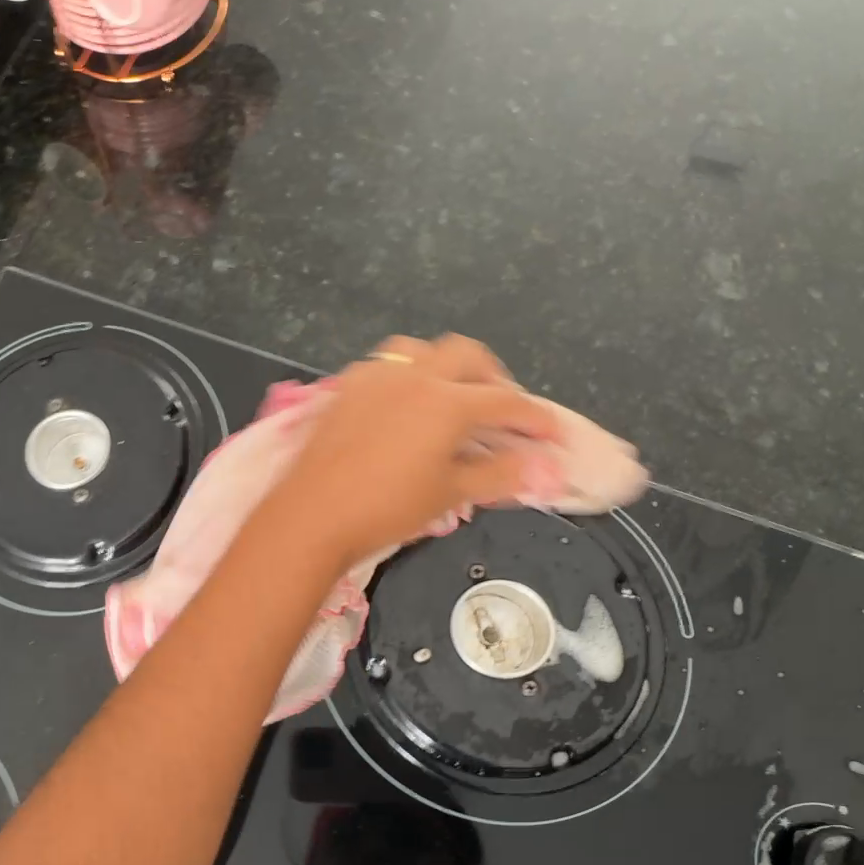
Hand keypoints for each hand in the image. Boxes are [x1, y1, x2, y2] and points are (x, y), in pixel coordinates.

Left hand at [257, 334, 561, 572]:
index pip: (507, 402)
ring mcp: (374, 376)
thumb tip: (540, 467)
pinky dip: (406, 375)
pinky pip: (385, 365)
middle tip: (502, 411)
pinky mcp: (345, 387)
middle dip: (494, 378)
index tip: (553, 435)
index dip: (536, 419)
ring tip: (453, 398)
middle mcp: (414, 376)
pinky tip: (404, 404)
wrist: (310, 514)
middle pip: (468, 356)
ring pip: (422, 350)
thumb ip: (499, 474)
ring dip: (447, 367)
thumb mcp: (449, 495)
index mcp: (447, 403)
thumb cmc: (385, 509)